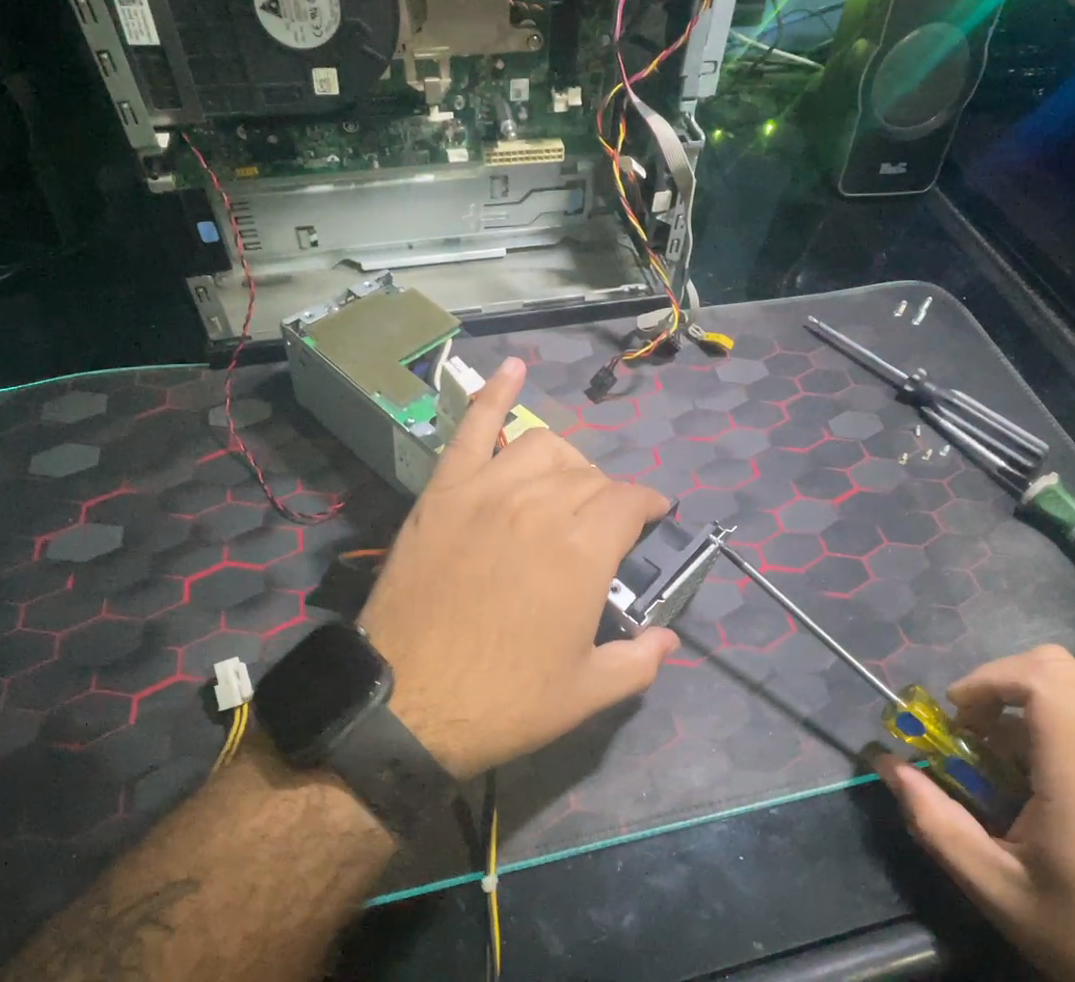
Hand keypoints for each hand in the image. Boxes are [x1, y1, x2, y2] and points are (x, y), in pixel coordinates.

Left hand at [359, 357, 680, 779]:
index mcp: (582, 549)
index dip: (647, 507)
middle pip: (590, 476)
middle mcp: (539, 504)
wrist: (404, 704)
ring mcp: (485, 490)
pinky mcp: (442, 492)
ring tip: (566, 484)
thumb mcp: (585, 695)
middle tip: (602, 527)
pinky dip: (495, 393)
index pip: (630, 501)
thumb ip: (639, 661)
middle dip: (607, 496)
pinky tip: (514, 369)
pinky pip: (472, 428)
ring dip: (566, 461)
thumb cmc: (501, 702)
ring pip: (542, 446)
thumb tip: (669, 638)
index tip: (650, 520)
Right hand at [870, 646, 1074, 981]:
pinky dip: (1054, 735)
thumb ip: (937, 823)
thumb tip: (889, 768)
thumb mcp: (998, 891)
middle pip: (1060, 671)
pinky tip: (1040, 794)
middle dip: (1001, 686)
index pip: (1045, 676)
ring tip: (1000, 770)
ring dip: (1026, 712)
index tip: (958, 718)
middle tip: (971, 735)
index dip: (990, 678)